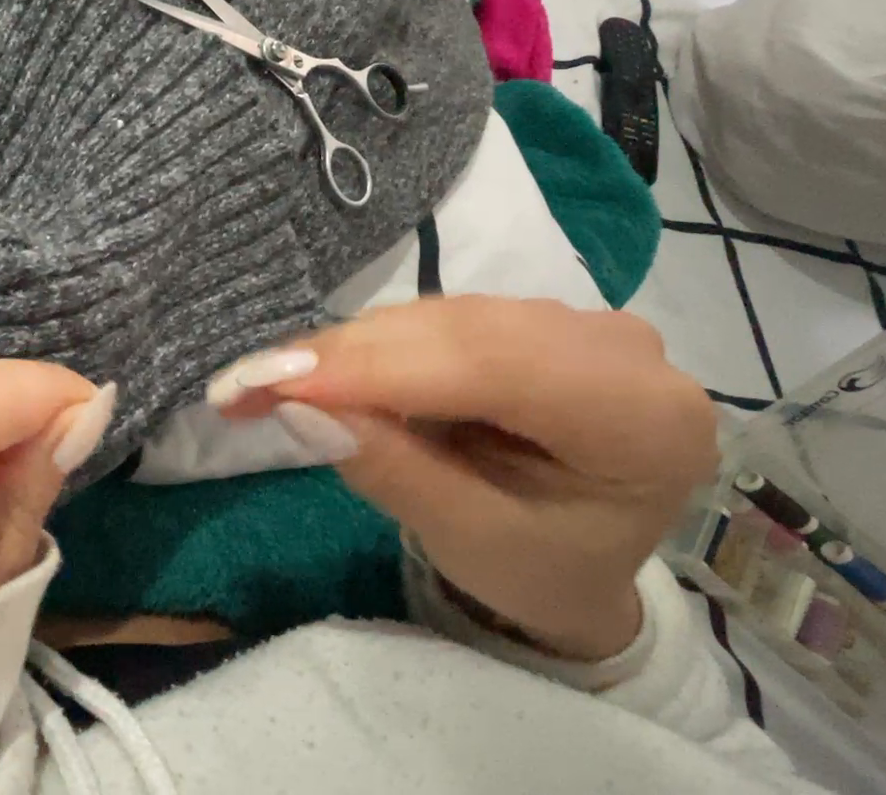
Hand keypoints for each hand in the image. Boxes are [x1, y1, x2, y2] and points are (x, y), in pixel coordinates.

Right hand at [210, 297, 716, 660]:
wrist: (568, 564)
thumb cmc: (533, 568)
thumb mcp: (467, 538)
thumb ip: (393, 470)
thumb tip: (301, 410)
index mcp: (644, 419)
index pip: (496, 368)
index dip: (379, 368)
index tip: (275, 382)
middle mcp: (620, 349)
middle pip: (458, 332)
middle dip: (343, 357)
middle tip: (242, 384)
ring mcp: (570, 323)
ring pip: (433, 317)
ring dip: (343, 350)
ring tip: (264, 384)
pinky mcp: (522, 319)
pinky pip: (429, 320)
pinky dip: (363, 347)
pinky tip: (314, 371)